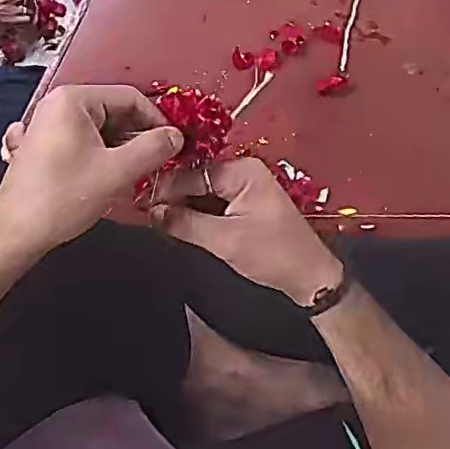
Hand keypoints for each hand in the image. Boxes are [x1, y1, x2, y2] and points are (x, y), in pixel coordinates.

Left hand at [0, 85, 182, 252]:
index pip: (130, 97)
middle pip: (114, 111)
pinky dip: (97, 154)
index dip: (156, 120)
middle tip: (155, 162)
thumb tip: (176, 136)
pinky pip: (80, 142)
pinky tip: (102, 176)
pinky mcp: (40, 146)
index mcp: (73, 99)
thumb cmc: (64, 197)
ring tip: (133, 174)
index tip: (172, 145)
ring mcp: (45, 124)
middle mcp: (56, 104)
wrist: (15, 235)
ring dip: (120, 149)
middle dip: (137, 137)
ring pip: (99, 129)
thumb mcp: (118, 171)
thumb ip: (153, 148)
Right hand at [150, 158, 344, 307]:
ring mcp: (245, 186)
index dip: (164, 187)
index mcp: (242, 170)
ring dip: (182, 205)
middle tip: (142, 211)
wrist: (311, 278)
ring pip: (202, 191)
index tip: (138, 201)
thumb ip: (185, 223)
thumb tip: (152, 211)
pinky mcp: (245, 203)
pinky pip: (213, 201)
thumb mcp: (224, 240)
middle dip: (172, 196)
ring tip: (153, 217)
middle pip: (196, 179)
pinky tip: (176, 223)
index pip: (192, 172)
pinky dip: (196, 212)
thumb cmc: (273, 255)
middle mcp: (243, 170)